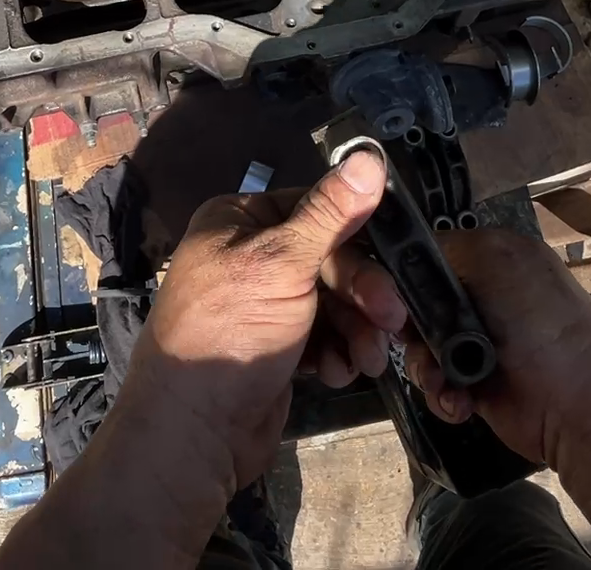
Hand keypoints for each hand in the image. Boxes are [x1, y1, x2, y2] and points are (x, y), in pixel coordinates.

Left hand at [116, 149, 407, 489]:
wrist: (191, 434)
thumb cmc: (232, 330)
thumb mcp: (283, 263)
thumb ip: (331, 213)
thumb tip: (369, 155)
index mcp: (239, 220)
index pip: (315, 209)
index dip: (358, 234)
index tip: (398, 259)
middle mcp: (248, 254)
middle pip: (326, 258)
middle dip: (360, 293)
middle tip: (393, 320)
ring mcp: (260, 302)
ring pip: (329, 301)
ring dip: (355, 329)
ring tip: (367, 361)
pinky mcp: (274, 344)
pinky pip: (319, 334)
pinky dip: (335, 351)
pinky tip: (337, 373)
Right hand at [402, 226, 590, 466]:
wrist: (582, 409)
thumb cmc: (540, 322)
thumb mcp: (493, 258)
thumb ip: (446, 248)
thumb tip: (409, 256)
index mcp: (493, 256)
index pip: (430, 254)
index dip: (408, 275)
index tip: (395, 298)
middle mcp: (483, 295)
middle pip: (417, 303)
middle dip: (412, 327)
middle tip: (417, 342)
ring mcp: (477, 341)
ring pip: (421, 345)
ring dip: (425, 365)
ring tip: (443, 382)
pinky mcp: (475, 383)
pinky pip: (437, 382)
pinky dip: (442, 393)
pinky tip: (461, 403)